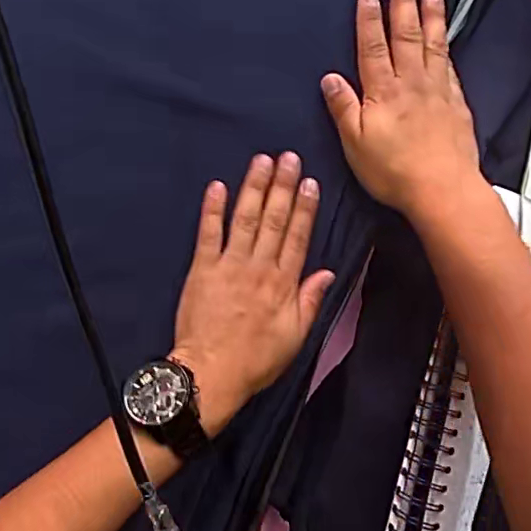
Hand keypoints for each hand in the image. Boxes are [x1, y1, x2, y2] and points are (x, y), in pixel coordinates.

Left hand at [171, 152, 335, 434]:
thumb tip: (328, 272)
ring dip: (253, 188)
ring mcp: (230, 265)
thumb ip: (311, 301)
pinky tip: (217, 186)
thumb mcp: (296, 337)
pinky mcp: (202, 269)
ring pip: (245, 219)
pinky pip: (209, 233)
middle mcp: (259, 267)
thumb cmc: (256, 360)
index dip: (304, 208)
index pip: (297, 237)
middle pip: (274, 220)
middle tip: (288, 157)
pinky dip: (213, 209)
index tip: (309, 182)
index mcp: (284, 283)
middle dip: (282, 186)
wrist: (212, 373)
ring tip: (261, 161)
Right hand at [320, 0, 484, 218]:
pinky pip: (450, 64)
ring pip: (433, 43)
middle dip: (402, 3)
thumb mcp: (355, 143)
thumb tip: (330, 79)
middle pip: (406, 35)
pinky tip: (446, 36)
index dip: (370, 19)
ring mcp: (437, 90)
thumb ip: (344, 107)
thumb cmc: (394, 171)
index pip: (374, 47)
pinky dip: (446, 44)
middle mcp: (412, 84)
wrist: (442, 188)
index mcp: (384, 92)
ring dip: (430, 14)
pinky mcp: (455, 103)